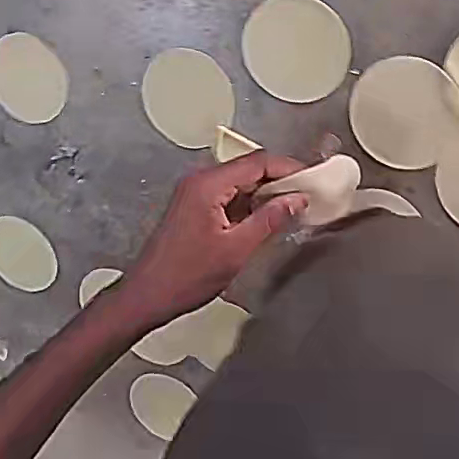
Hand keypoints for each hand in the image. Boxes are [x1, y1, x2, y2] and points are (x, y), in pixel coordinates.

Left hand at [121, 152, 306, 322]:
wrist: (146, 296)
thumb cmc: (189, 275)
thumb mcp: (237, 248)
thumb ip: (270, 219)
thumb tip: (299, 198)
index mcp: (209, 184)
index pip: (257, 162)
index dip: (288, 168)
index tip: (312, 179)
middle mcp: (200, 180)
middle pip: (249, 167)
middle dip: (279, 179)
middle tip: (306, 194)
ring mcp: (195, 192)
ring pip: (240, 181)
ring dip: (265, 192)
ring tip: (292, 207)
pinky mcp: (194, 206)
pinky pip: (229, 194)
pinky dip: (250, 203)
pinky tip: (266, 218)